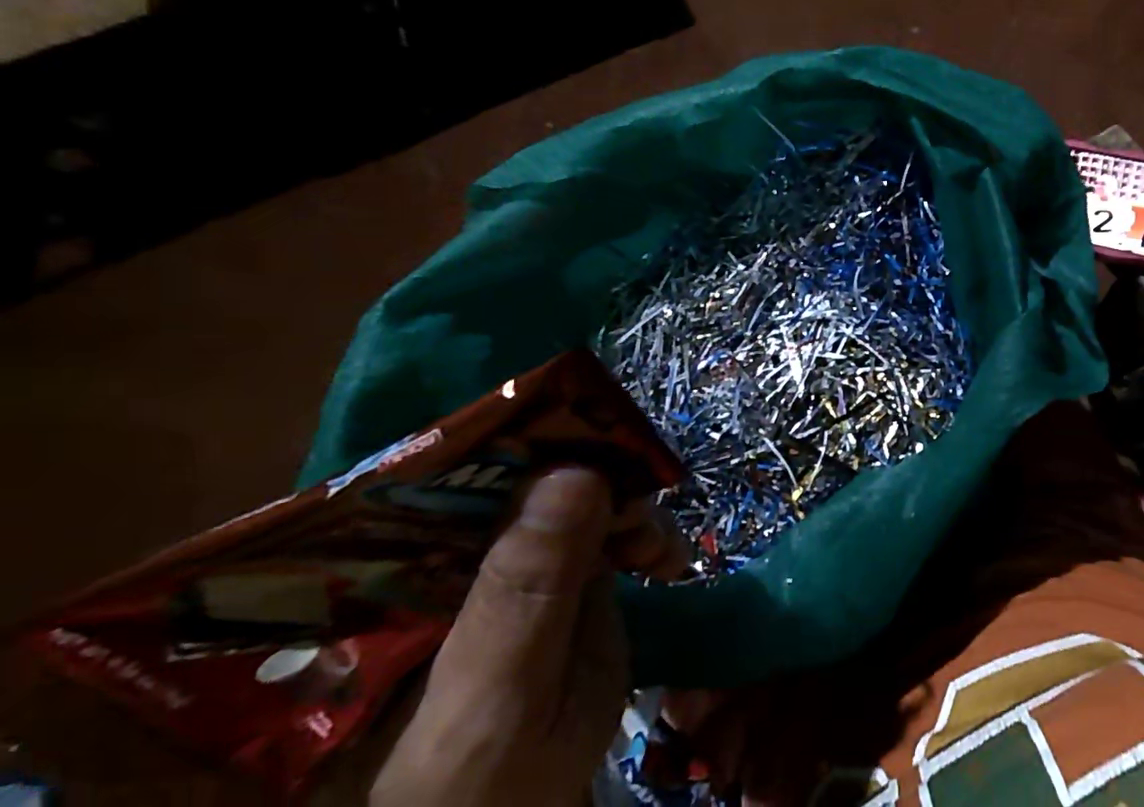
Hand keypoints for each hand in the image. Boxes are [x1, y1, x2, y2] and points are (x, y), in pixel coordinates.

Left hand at [366, 468, 680, 806]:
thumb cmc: (478, 770)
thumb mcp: (502, 680)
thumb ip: (529, 586)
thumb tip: (576, 470)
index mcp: (418, 562)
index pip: (465, 468)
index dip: (530, 436)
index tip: (597, 429)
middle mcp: (468, 550)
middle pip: (537, 475)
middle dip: (602, 476)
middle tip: (641, 507)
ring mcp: (525, 567)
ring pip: (587, 498)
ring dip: (633, 509)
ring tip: (658, 549)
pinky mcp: (571, 585)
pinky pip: (615, 534)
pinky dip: (650, 537)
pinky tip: (668, 562)